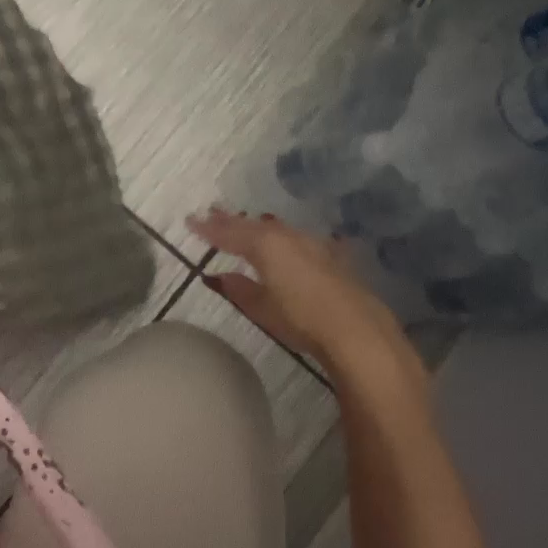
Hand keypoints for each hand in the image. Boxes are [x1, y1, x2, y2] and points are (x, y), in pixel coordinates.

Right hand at [186, 208, 418, 389]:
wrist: (357, 332)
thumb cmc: (301, 319)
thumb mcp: (260, 307)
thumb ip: (238, 288)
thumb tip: (219, 276)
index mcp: (266, 245)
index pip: (229, 233)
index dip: (208, 228)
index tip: (190, 221)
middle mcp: (289, 238)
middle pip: (254, 226)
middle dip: (232, 221)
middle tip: (212, 214)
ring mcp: (314, 246)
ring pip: (278, 230)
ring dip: (258, 227)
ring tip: (244, 225)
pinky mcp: (333, 258)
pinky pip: (296, 239)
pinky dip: (281, 237)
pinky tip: (283, 241)